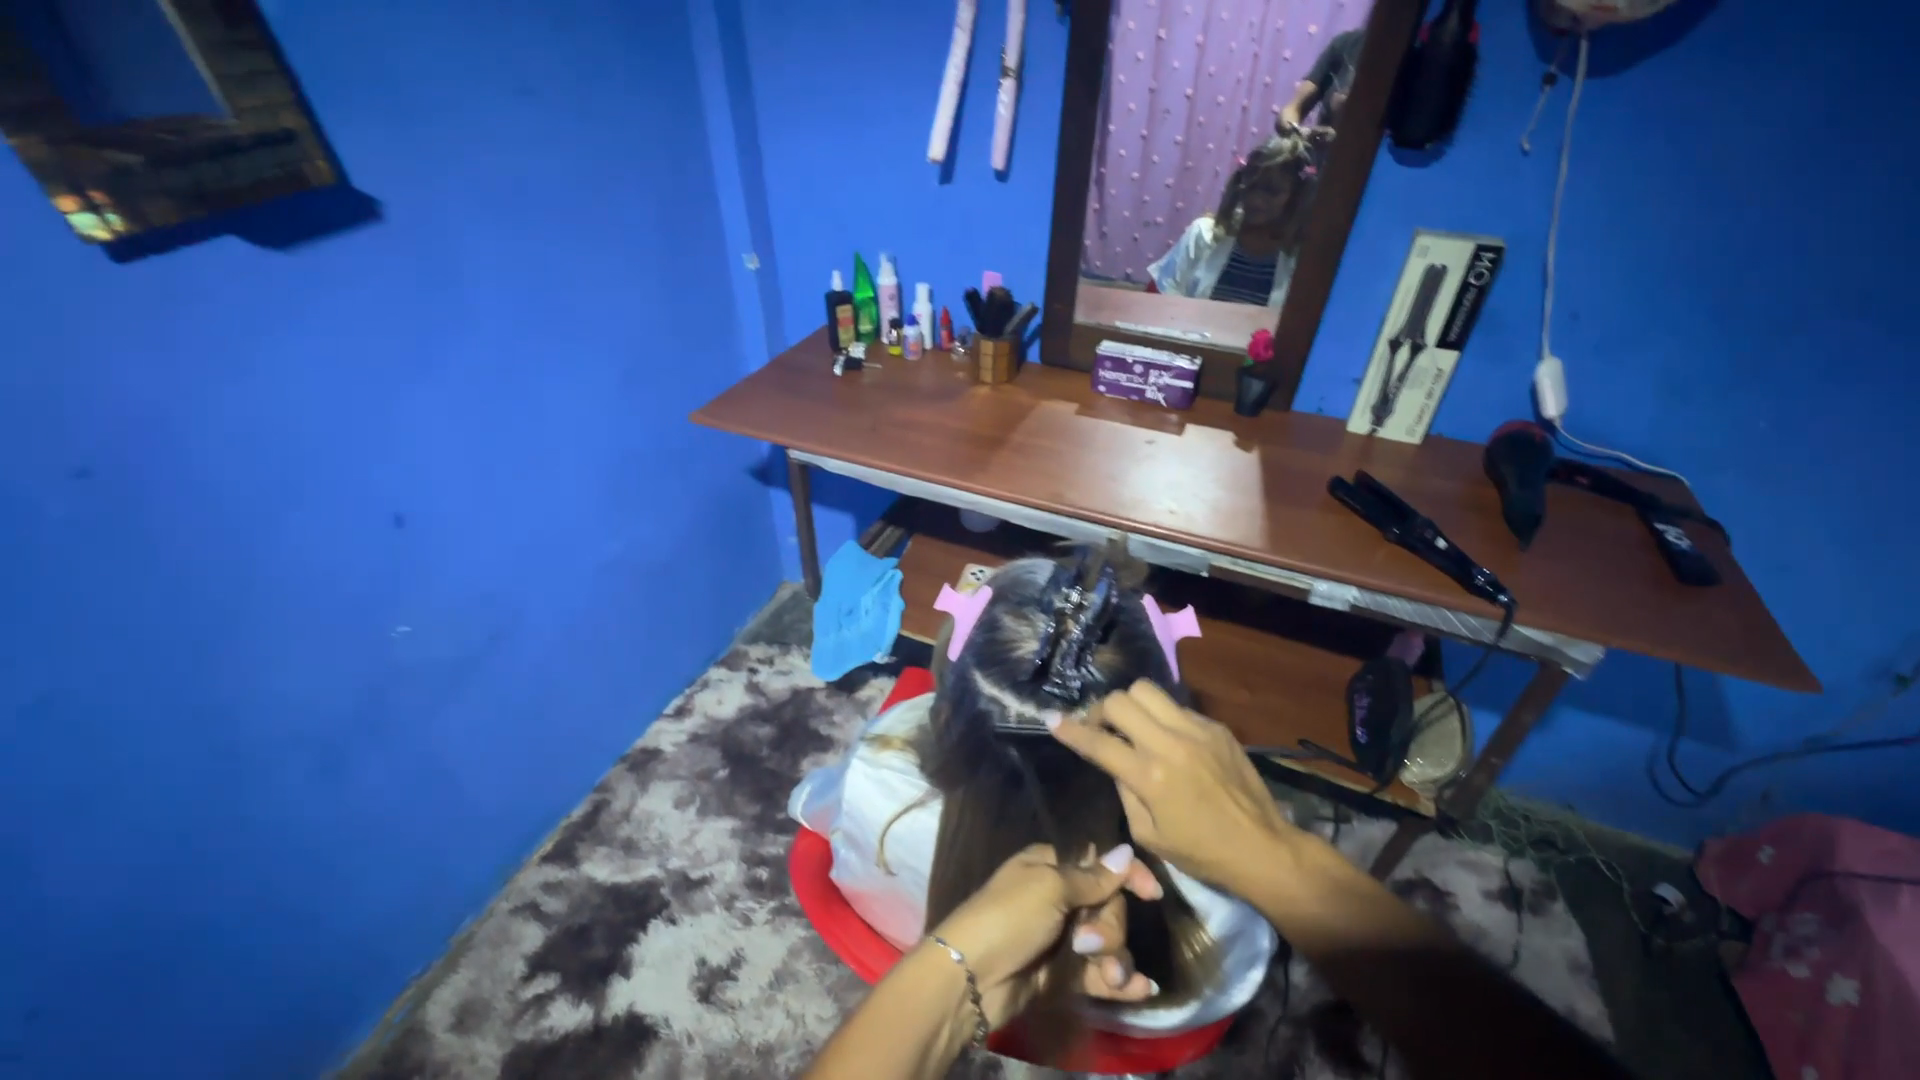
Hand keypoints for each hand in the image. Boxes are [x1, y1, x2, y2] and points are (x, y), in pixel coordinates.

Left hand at [928, 843, 1161, 1027]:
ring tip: (1108, 974)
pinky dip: (1123, 981)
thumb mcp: (1049, 888)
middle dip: (1110, 926)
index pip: (1100, 863)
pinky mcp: (1066, 975)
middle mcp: (1060, 898)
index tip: (1152, 893)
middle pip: (1109, 906)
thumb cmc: (1008, 918)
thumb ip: (1091, 877)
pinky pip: (1103, 974)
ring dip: (1116, 957)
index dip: (1127, 876)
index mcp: (1050, 867)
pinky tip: (1141, 989)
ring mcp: (1064, 939)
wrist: (971, 978)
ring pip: (1110, 942)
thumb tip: (1125, 851)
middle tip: (1086, 941)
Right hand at [1047, 680, 1298, 893]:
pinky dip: (1162, 717)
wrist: (1262, 847)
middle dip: (1101, 711)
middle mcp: (1171, 744)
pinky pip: (1176, 706)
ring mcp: (1196, 730)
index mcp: (1151, 776)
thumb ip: (1125, 792)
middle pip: (1120, 700)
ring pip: (1148, 690)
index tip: (1053, 720)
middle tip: (1101, 728)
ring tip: (1132, 726)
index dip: (1070, 730)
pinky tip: (1168, 739)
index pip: (1099, 742)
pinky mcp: (1216, 727)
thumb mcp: (1149, 835)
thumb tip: (1114, 762)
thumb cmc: (1201, 853)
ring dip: (1131, 705)